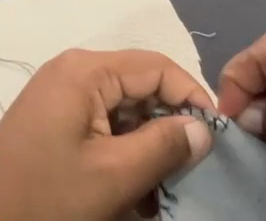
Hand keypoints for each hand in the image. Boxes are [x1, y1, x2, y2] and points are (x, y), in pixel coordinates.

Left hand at [0, 48, 215, 220]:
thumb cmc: (46, 199)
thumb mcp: (112, 177)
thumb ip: (164, 147)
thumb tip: (205, 129)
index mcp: (86, 71)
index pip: (156, 66)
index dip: (192, 97)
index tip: (219, 141)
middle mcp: (73, 75)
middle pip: (141, 88)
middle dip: (170, 129)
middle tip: (194, 173)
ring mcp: (60, 101)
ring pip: (124, 115)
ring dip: (148, 151)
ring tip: (166, 194)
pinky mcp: (52, 129)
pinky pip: (102, 133)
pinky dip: (124, 160)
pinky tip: (137, 199)